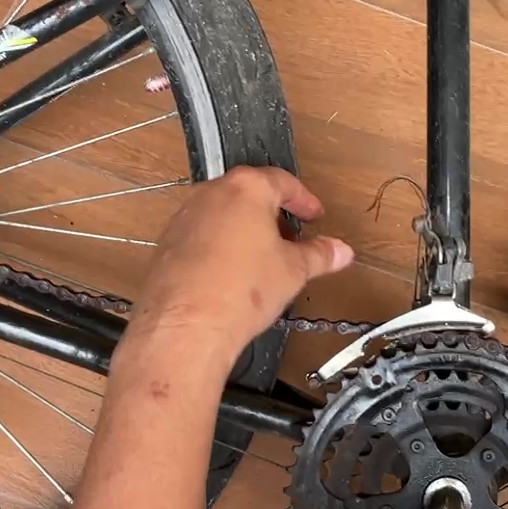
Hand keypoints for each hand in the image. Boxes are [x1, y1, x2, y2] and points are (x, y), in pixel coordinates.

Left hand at [121, 166, 352, 374]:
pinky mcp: (167, 242)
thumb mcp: (293, 271)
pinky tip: (232, 275)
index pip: (283, 182)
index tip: (313, 214)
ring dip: (246, 230)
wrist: (186, 326)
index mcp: (246, 189)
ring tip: (263, 260)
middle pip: (250, 194)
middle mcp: (211, 193)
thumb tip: (340, 251)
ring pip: (223, 213)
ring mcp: (185, 217)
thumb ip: (319, 255)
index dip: (303, 200)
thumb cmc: (240, 291)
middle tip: (291, 238)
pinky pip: (202, 235)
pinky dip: (220, 247)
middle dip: (273, 215)